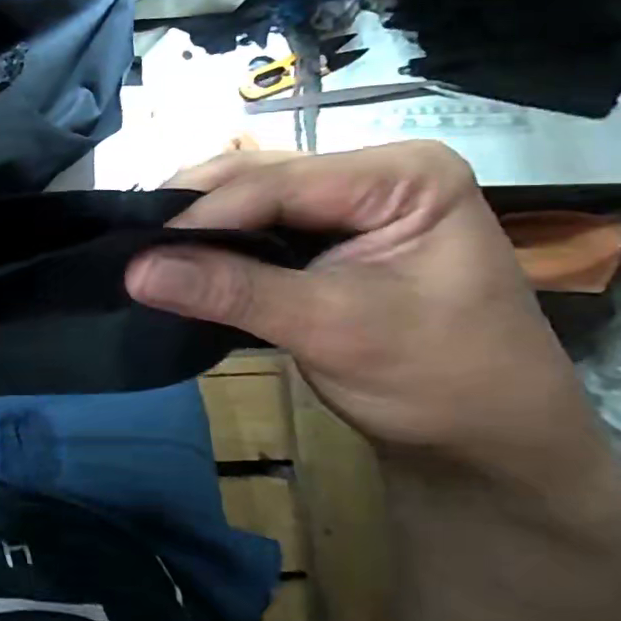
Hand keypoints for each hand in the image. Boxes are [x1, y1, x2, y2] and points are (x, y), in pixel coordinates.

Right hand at [126, 142, 605, 485]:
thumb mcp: (333, 329)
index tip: (138, 248)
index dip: (205, 214)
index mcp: (405, 174)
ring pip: (258, 200)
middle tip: (130, 241)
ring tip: (145, 248)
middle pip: (265, 179)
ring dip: (203, 225)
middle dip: (197, 211)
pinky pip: (266, 227)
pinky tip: (184, 257)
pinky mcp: (337, 236)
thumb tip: (134, 271)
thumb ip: (234, 291)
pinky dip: (223, 244)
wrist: (490, 449)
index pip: (282, 182)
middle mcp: (379, 172)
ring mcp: (358, 202)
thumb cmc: (438, 383)